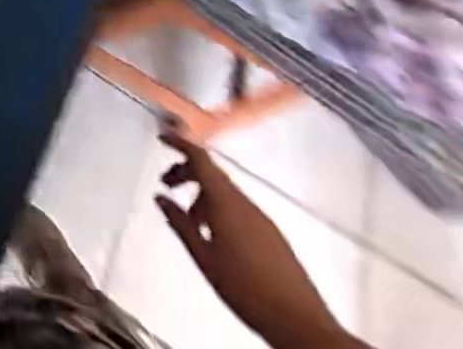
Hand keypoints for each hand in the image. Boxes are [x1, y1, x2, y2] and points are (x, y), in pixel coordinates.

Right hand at [156, 132, 359, 348]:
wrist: (302, 325)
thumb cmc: (246, 290)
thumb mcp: (203, 257)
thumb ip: (180, 224)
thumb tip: (160, 197)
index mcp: (227, 204)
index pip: (201, 160)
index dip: (180, 143)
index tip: (162, 137)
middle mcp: (246, 205)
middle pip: (212, 174)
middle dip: (186, 172)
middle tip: (166, 184)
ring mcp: (262, 219)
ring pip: (225, 192)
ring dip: (202, 194)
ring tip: (188, 219)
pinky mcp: (272, 235)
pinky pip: (239, 208)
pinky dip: (218, 209)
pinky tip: (213, 234)